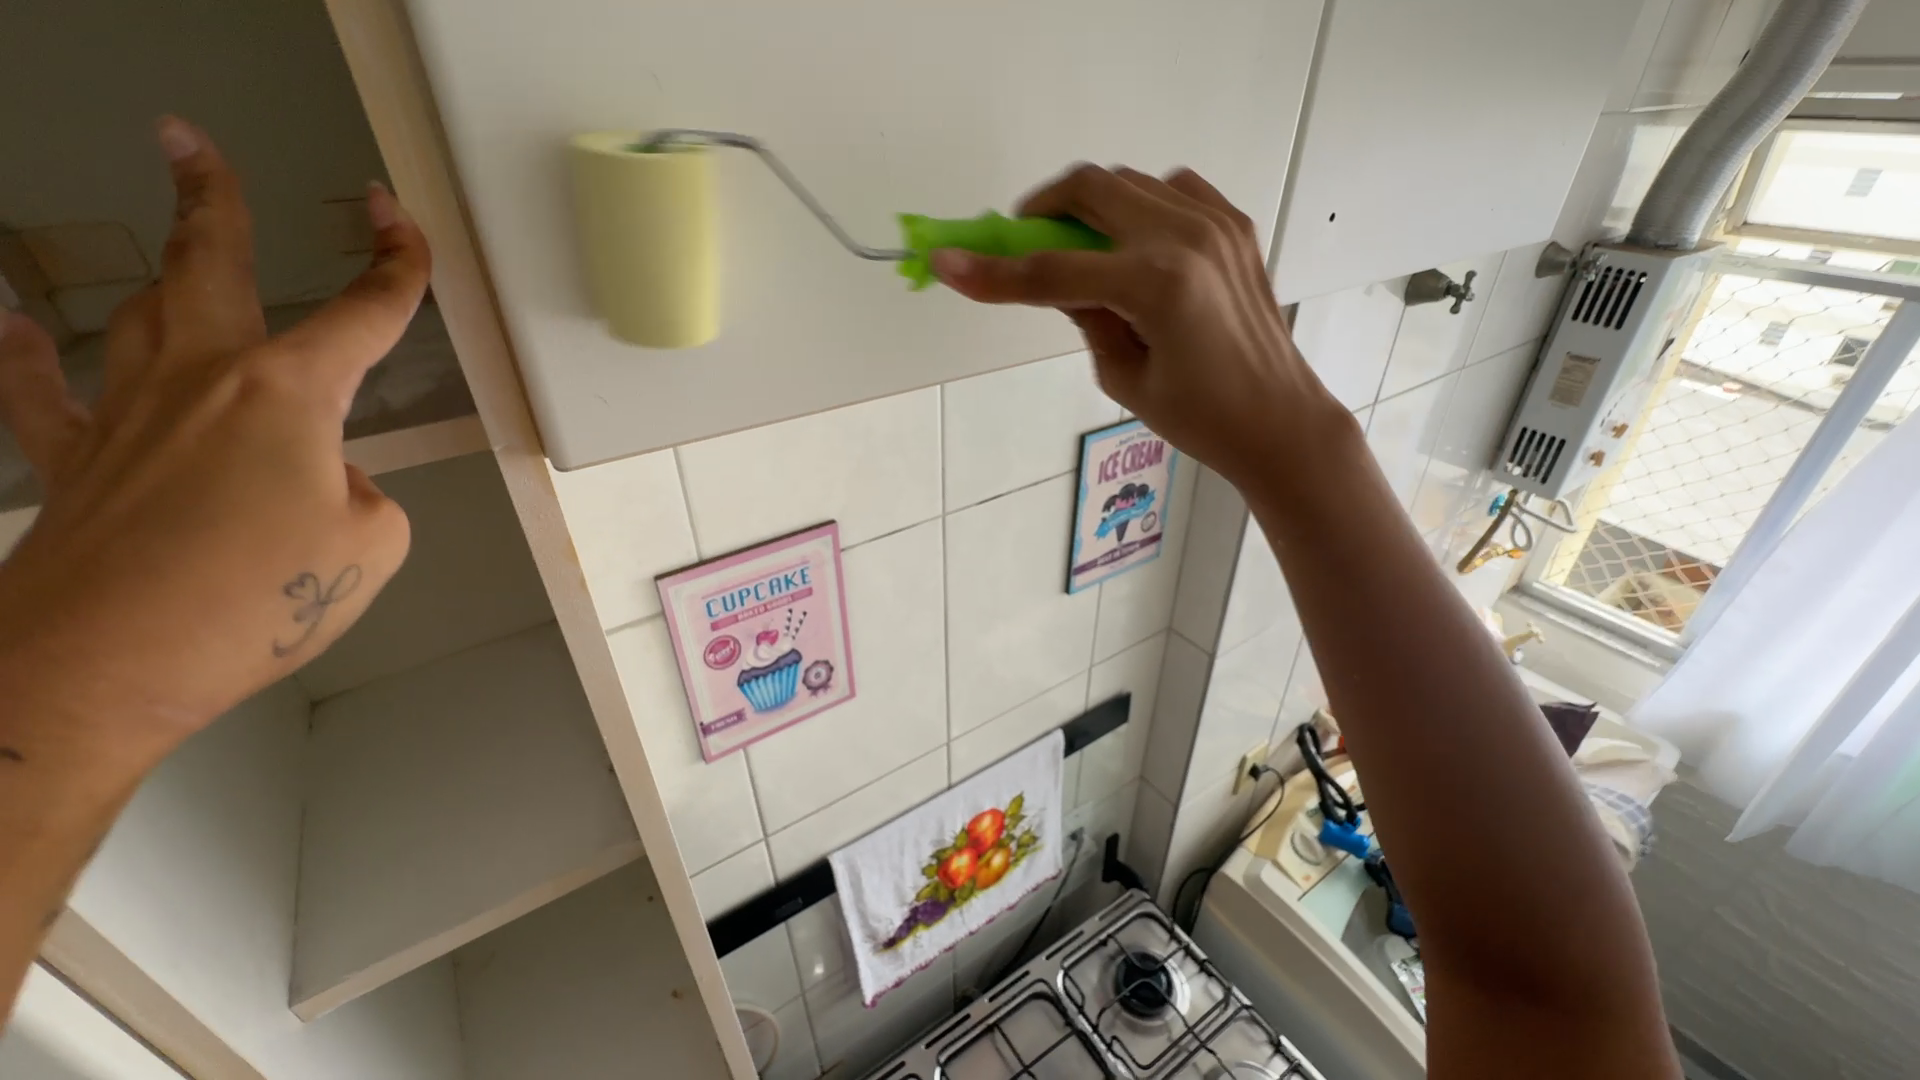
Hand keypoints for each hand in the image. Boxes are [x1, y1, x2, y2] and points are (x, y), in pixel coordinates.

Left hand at [0, 117, 430, 756]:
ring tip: (169, 236)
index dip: (395, 266)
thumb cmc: (260, 599)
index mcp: (288, 395)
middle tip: (190, 142)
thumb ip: (358, 494)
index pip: (364, 315)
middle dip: (212, 202)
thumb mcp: (371, 545)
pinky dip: (24, 356)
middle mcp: (201, 380)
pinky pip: (40, 392)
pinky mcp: (73, 463)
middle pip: (209, 270)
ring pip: (139, 316)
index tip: (400, 221)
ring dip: (161, 272)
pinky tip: (12, 324)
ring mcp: (124, 415)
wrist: (105, 665)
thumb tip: (320, 483)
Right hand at [933, 164, 1348, 485]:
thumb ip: (1084, 316)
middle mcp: (1187, 238)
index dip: (994, 271)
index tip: (947, 262)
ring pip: (1129, 182)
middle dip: (1043, 210)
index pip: (1053, 270)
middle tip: (1021, 240)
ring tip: (1079, 249)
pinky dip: (1140, 204)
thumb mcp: (1124, 377)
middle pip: (1091, 190)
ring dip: (1090, 206)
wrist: (1278, 419)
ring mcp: (1216, 224)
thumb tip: (1055, 279)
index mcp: (1156, 286)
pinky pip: (1172, 188)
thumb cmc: (1200, 419)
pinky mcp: (1234, 225)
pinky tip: (1133, 242)